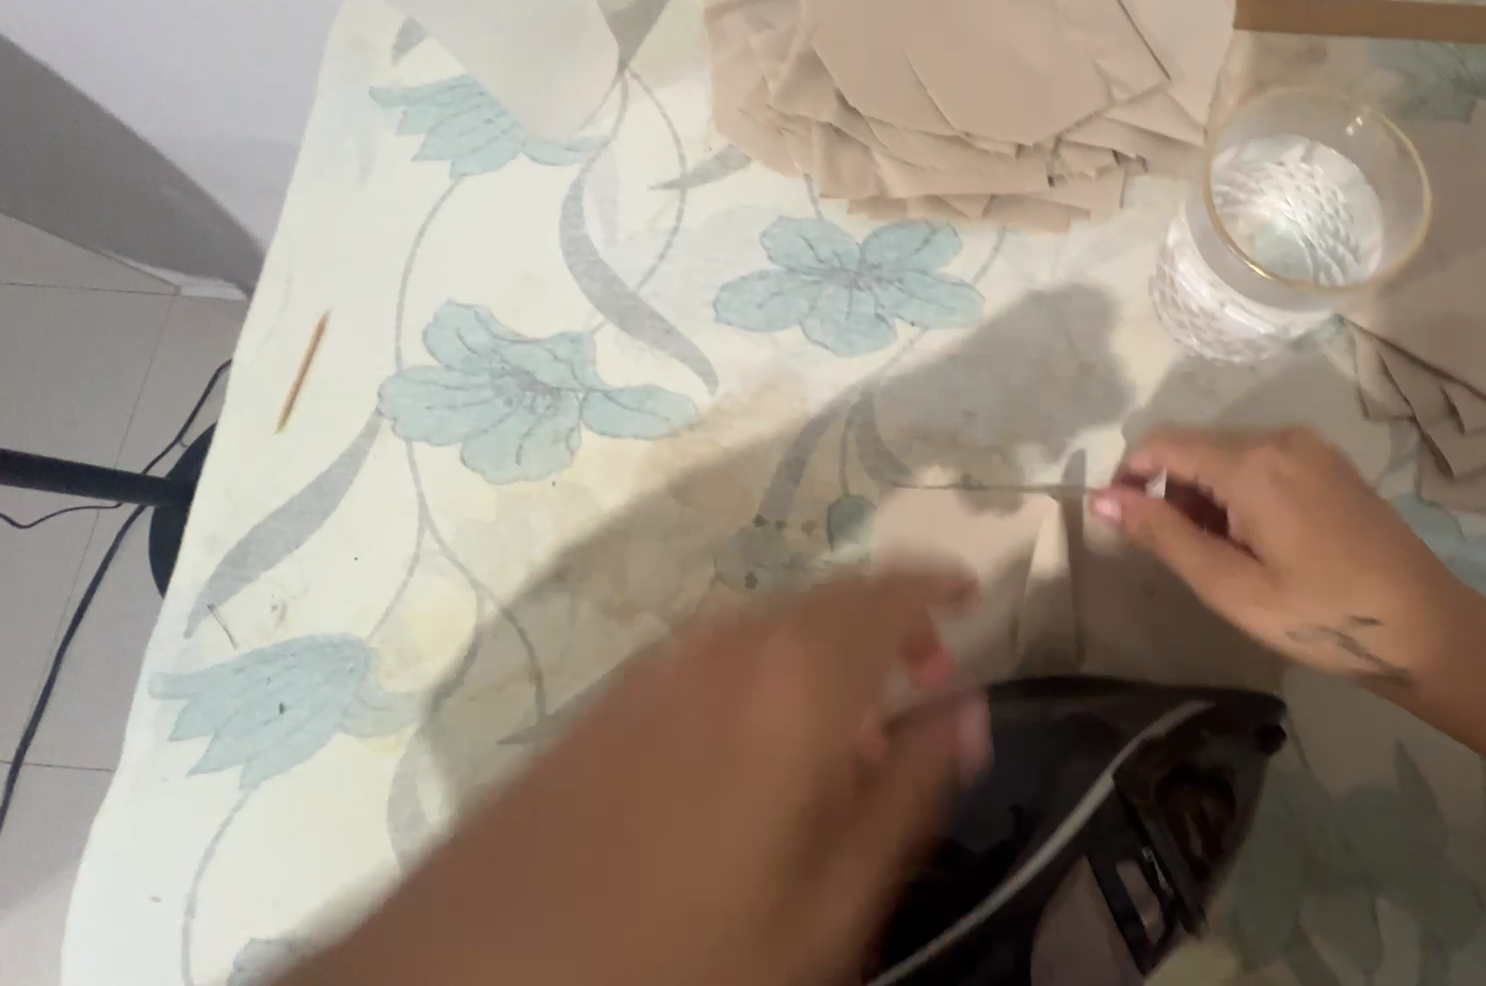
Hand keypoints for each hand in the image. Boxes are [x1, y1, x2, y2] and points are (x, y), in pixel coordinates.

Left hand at [290, 571, 990, 985]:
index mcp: (794, 680)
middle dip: (891, 621)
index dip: (937, 585)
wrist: (468, 985)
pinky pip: (720, 651)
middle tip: (927, 676)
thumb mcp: (829, 902)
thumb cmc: (683, 956)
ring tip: (852, 725)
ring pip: (776, 623)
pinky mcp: (614, 694)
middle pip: (833, 598)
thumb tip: (970, 710)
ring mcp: (662, 664)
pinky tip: (762, 741)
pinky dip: (769, 668)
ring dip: (829, 648)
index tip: (972, 596)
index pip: (887, 595)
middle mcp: (729, 644)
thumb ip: (909, 789)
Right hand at [1089, 426, 1485, 691]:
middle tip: (1187, 556)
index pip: (1162, 443)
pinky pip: (1259, 462)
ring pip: (1224, 455)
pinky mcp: (1327, 463)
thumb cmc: (1321, 615)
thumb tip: (1102, 499)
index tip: (1121, 522)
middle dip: (1171, 493)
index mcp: (1253, 463)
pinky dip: (1237, 494)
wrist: (1427, 628)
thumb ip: (1162, 534)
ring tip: (1226, 556)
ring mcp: (1309, 447)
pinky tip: (1258, 540)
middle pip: (1193, 448)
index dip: (1128, 475)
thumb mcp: (1229, 585)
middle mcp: (1280, 438)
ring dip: (1204, 497)